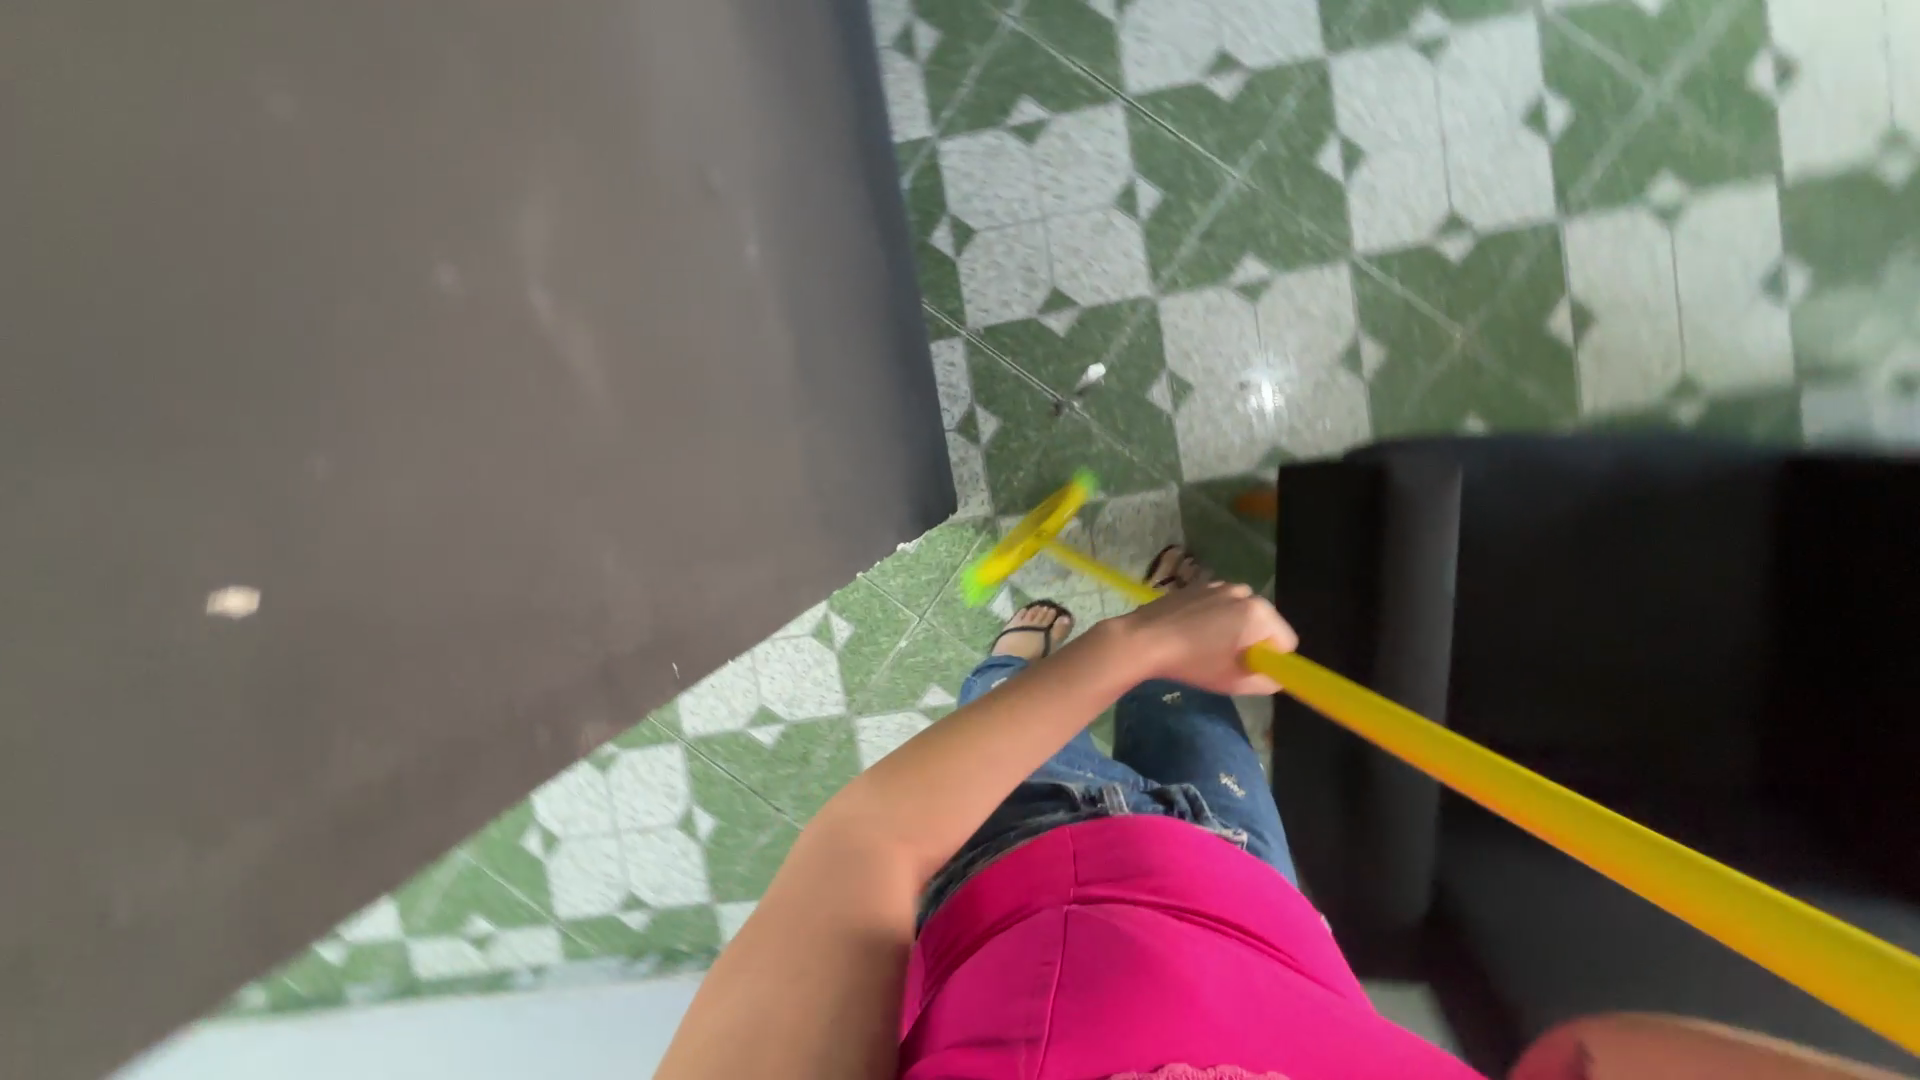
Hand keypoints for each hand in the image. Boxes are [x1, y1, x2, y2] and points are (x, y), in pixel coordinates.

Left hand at [1116, 582, 1296, 695]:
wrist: (1143, 639)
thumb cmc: (1192, 661)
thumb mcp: (1234, 682)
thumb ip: (1267, 682)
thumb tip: (1274, 677)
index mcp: (1259, 613)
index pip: (1285, 642)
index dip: (1270, 661)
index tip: (1246, 669)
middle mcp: (1244, 592)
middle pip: (1264, 625)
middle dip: (1252, 643)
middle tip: (1224, 660)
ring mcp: (1218, 585)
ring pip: (1240, 614)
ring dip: (1232, 629)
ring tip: (1205, 646)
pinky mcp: (1197, 585)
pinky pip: (1219, 606)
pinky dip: (1213, 618)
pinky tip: (1190, 632)